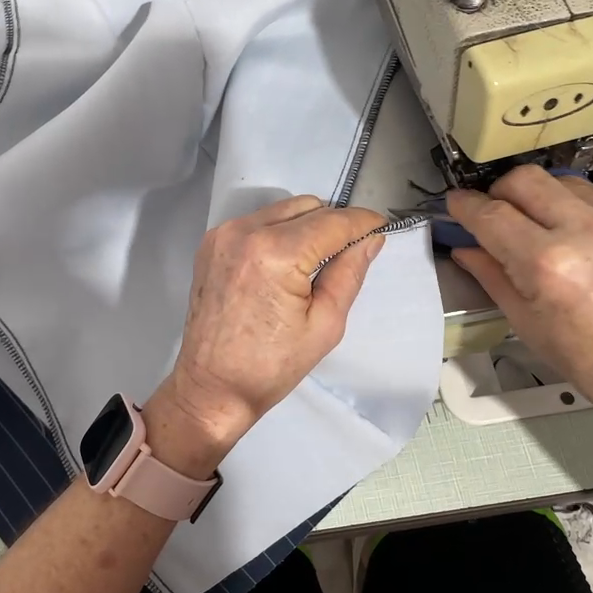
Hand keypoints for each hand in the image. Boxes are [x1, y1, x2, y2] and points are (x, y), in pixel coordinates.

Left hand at [148, 196, 387, 468]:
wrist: (213, 386)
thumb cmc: (272, 366)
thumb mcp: (325, 325)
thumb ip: (348, 273)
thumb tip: (371, 239)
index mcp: (276, 254)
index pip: (332, 221)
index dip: (362, 223)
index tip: (381, 228)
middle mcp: (246, 232)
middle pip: (307, 207)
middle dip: (333, 224)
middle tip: (347, 254)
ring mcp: (223, 234)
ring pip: (282, 210)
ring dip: (305, 226)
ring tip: (313, 263)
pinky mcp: (211, 243)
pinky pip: (257, 221)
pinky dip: (278, 233)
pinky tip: (283, 265)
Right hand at [445, 166, 592, 434]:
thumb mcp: (529, 326)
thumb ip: (493, 277)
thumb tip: (466, 248)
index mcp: (548, 265)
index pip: (490, 214)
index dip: (465, 206)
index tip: (458, 203)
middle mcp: (589, 232)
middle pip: (526, 179)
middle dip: (502, 192)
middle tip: (501, 213)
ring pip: (569, 184)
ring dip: (549, 202)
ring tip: (554, 233)